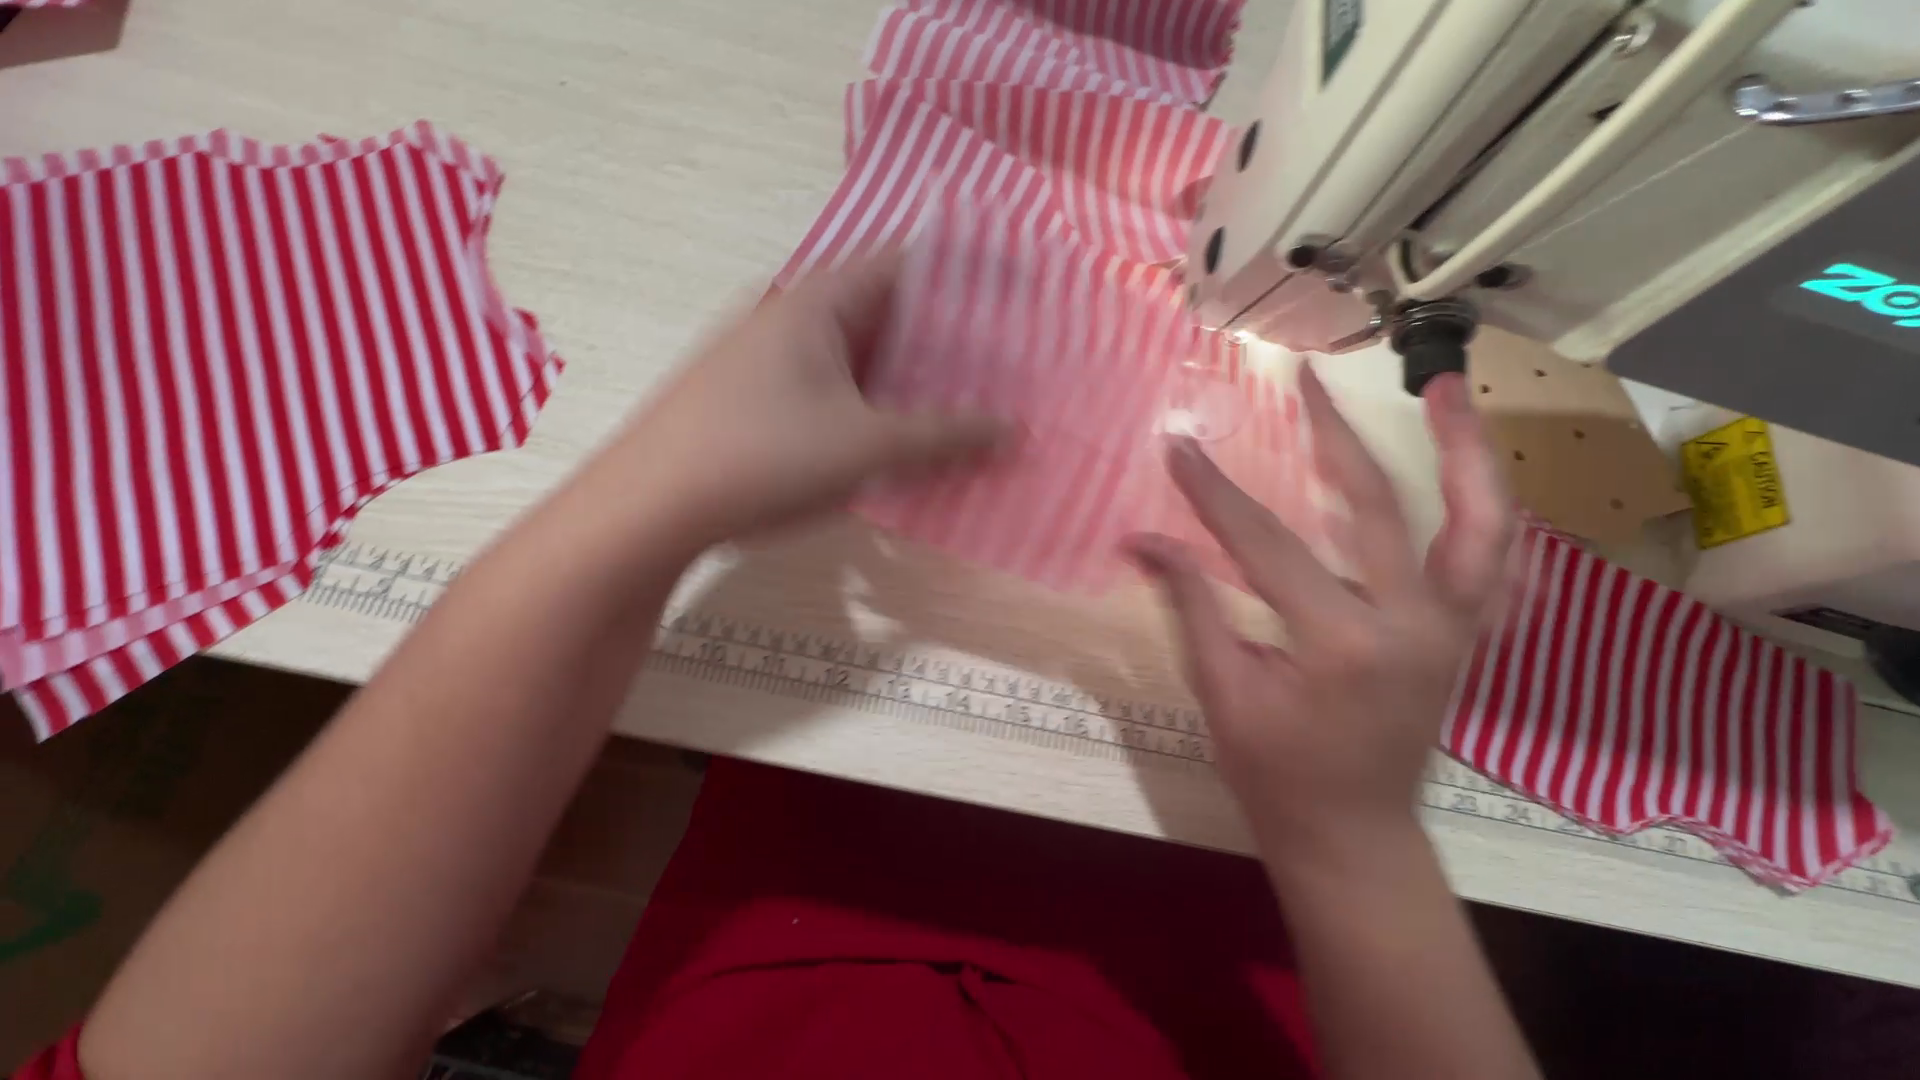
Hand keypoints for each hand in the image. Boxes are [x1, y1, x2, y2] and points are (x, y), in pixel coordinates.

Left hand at [602, 257, 1010, 548]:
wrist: (648, 508)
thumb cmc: (762, 456)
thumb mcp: (865, 446)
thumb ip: (944, 436)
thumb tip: (1014, 432)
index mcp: (817, 301)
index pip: (904, 264)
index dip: (963, 276)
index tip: (1015, 296)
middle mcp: (790, 317)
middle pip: (884, 313)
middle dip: (942, 339)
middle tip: (1003, 364)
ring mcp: (767, 361)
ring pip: (857, 359)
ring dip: (906, 380)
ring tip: (965, 404)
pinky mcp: (754, 403)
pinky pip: (831, 392)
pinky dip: (870, 408)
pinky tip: (897, 441)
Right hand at [1127, 366, 1514, 864]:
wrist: (1353, 835)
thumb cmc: (1276, 774)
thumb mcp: (1223, 692)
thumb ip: (1192, 605)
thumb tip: (1140, 541)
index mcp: (1342, 643)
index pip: (1267, 544)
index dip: (1215, 494)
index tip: (1180, 447)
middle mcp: (1414, 624)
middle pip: (1380, 506)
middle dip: (1337, 436)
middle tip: (1309, 382)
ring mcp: (1456, 630)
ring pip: (1481, 523)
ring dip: (1464, 451)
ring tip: (1444, 390)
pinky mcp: (1468, 639)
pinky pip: (1501, 567)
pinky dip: (1494, 516)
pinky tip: (1477, 478)